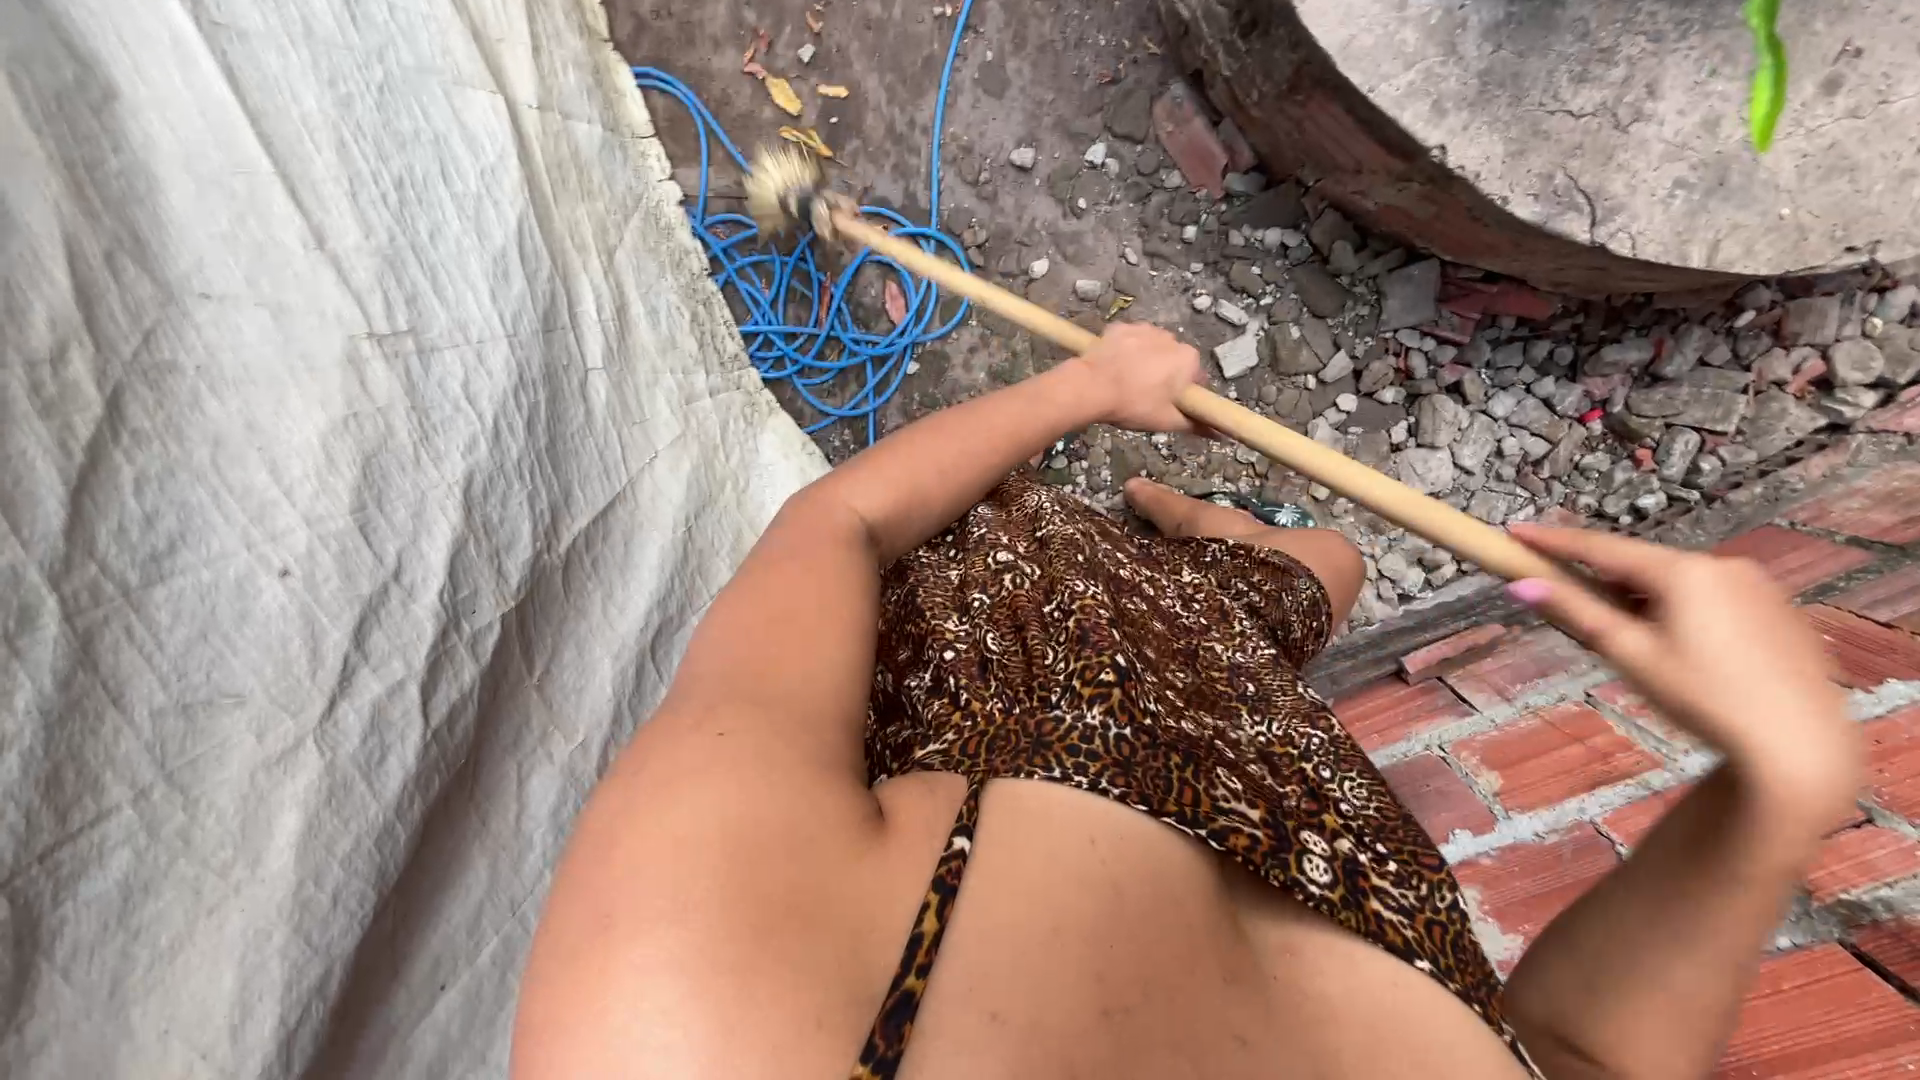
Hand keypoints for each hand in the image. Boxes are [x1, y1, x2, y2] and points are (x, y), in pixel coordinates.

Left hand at [1069, 323, 1202, 433]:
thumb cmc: (1134, 404)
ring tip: (1127, 383)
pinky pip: (1129, 340)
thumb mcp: (1166, 421)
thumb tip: (1218, 433)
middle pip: (1174, 360)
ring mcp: (1144, 329)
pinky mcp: (1121, 327)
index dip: (1184, 394)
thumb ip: (1196, 425)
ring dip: (1145, 361)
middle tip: (1145, 396)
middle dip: (1164, 375)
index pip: (1195, 378)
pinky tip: (1115, 368)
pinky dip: (1125, 351)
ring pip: (1151, 347)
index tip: (1169, 405)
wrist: (1091, 387)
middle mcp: (1171, 338)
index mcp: (1188, 359)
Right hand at [1507, 525, 1861, 826]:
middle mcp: (1722, 564)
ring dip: (1637, 595)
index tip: (1514, 530)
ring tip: (1625, 636)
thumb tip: (1520, 584)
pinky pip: (1706, 593)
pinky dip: (1674, 606)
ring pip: (1673, 579)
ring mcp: (1755, 584)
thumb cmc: (1701, 697)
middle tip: (1568, 601)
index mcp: (1682, 571)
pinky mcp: (1775, 607)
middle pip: (1639, 562)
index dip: (1552, 540)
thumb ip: (1574, 611)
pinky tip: (1674, 644)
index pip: (1600, 547)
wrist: (1797, 744)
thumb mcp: (1626, 652)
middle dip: (1600, 577)